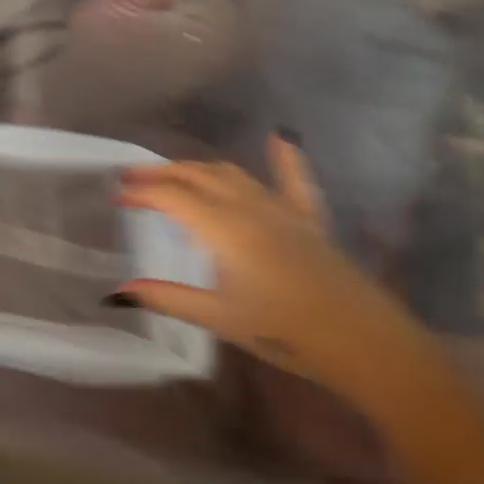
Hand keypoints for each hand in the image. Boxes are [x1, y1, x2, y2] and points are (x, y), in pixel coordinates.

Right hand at [115, 137, 437, 411]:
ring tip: (174, 175)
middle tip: (131, 179)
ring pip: (232, 174)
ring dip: (198, 169)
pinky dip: (285, 158)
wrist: (369, 347)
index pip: (170, 197)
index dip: (139, 193)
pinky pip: (295, 182)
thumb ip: (166, 298)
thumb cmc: (287, 333)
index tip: (115, 196)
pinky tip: (280, 137)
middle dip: (160, 173)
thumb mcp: (219, 318)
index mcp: (224, 229)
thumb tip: (117, 291)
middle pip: (196, 176)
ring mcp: (283, 212)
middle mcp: (250, 209)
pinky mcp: (311, 222)